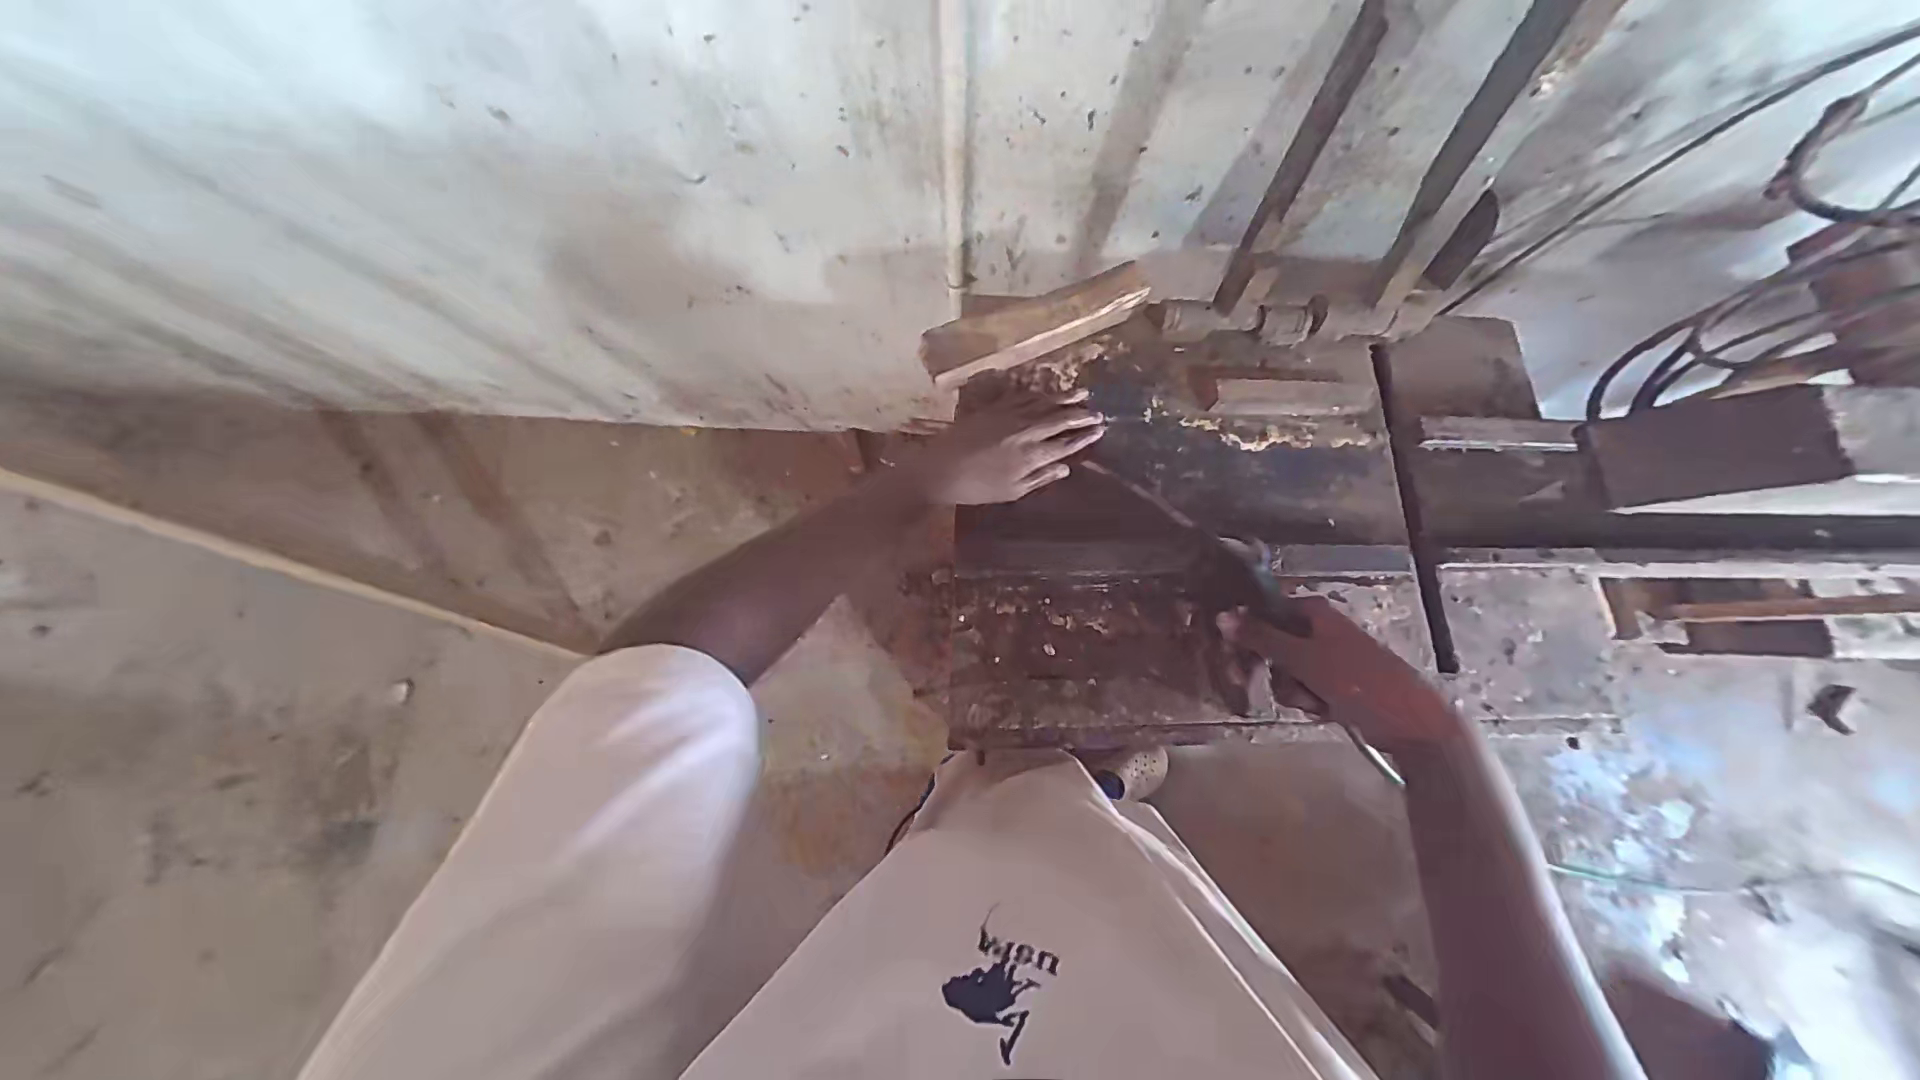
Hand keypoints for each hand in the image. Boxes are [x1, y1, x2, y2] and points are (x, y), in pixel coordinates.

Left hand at [903, 391, 1105, 504]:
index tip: (1100, 430)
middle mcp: (1027, 430)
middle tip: (1098, 413)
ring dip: (1066, 398)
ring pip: (1045, 402)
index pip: (1067, 443)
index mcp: (1033, 455)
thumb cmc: (977, 488)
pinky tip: (1048, 392)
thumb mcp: (1012, 491)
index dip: (1085, 436)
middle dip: (1082, 415)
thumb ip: (1041, 477)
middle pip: (1061, 418)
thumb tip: (1066, 468)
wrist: (940, 468)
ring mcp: (1010, 415)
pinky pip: (1023, 395)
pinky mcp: (994, 407)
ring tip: (1083, 394)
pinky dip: (1040, 393)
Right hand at [1216, 597, 1466, 752]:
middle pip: (1271, 642)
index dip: (1246, 630)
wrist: (1413, 726)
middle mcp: (1319, 630)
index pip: (1265, 611)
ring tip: (1312, 701)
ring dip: (1291, 689)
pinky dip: (1307, 700)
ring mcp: (1328, 657)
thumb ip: (1261, 637)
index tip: (1233, 651)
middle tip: (1260, 682)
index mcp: (1315, 613)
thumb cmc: (1360, 683)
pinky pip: (1303, 687)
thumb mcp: (1304, 659)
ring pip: (1285, 670)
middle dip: (1271, 668)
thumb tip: (1221, 615)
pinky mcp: (1335, 683)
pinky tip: (1323, 710)